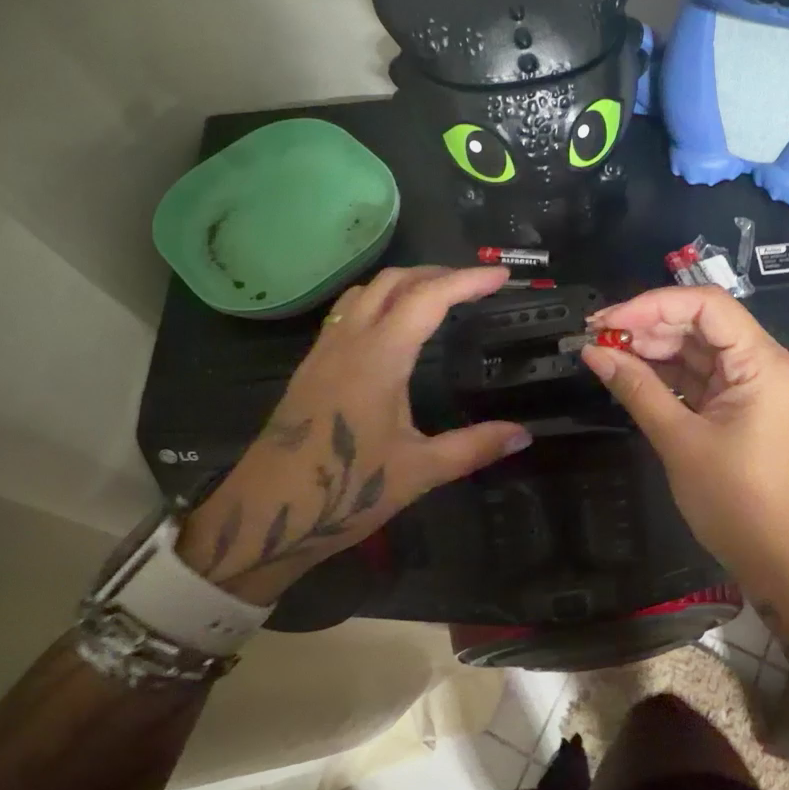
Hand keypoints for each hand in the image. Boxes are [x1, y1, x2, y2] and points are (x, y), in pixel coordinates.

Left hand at [179, 266, 530, 603]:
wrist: (264, 515)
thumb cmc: (344, 492)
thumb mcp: (420, 472)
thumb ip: (474, 447)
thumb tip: (524, 435)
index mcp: (379, 358)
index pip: (428, 299)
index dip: (467, 281)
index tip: (501, 276)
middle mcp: (348, 343)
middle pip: (393, 282)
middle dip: (437, 273)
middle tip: (476, 285)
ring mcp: (323, 353)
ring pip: (365, 292)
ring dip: (404, 283)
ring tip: (438, 298)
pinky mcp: (310, 368)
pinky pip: (346, 313)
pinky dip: (379, 302)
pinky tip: (393, 329)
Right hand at [580, 286, 788, 586]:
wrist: (784, 562)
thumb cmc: (737, 501)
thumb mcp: (680, 441)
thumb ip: (637, 389)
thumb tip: (594, 352)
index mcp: (763, 362)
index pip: (707, 305)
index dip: (651, 304)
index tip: (606, 321)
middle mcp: (765, 364)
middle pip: (703, 324)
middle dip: (649, 326)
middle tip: (595, 338)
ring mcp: (756, 388)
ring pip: (700, 351)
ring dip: (655, 351)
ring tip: (605, 355)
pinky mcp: (745, 411)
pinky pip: (704, 379)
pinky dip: (669, 377)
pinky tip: (631, 375)